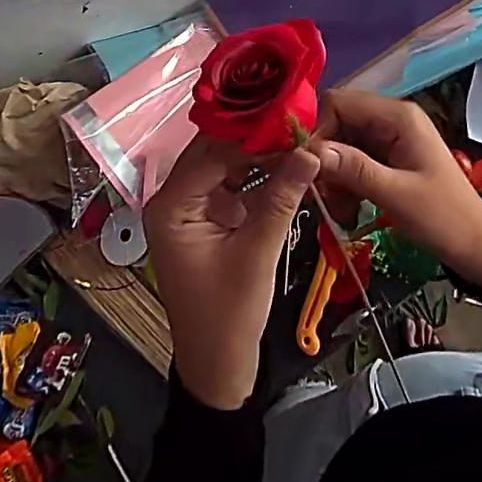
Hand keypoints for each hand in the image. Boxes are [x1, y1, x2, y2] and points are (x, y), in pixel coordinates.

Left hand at [143, 135, 318, 409]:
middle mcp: (175, 198)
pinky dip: (259, 175)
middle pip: (216, 153)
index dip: (251, 133)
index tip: (288, 116)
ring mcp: (192, 207)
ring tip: (298, 136)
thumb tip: (310, 153)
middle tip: (298, 122)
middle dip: (256, 139)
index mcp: (171, 205)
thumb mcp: (257, 254)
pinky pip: (234, 184)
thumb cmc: (228, 316)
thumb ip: (281, 199)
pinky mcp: (209, 217)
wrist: (218, 365)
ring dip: (260, 154)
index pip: (211, 152)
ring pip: (226, 165)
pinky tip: (288, 163)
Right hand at [310, 89, 481, 286]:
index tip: (308, 167)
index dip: (318, 129)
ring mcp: (387, 138)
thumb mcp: (398, 195)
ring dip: (331, 174)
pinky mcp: (384, 158)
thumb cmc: (444, 218)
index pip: (338, 102)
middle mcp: (389, 119)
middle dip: (323, 157)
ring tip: (335, 207)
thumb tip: (310, 151)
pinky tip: (345, 207)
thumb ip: (354, 169)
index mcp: (397, 116)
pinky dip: (341, 182)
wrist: (478, 247)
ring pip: (338, 144)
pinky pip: (349, 161)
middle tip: (318, 193)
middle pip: (335, 122)